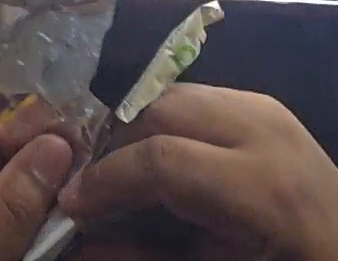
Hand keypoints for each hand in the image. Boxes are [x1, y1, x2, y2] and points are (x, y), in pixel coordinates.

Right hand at [57, 84, 337, 260]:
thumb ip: (147, 255)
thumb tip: (79, 240)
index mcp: (264, 189)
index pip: (163, 160)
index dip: (107, 179)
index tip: (71, 203)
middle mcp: (264, 130)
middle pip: (161, 109)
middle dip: (115, 143)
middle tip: (91, 183)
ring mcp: (266, 107)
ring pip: (172, 92)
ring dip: (136, 126)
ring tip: (119, 168)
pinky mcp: (262, 101)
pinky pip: (193, 96)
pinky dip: (163, 120)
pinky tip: (158, 155)